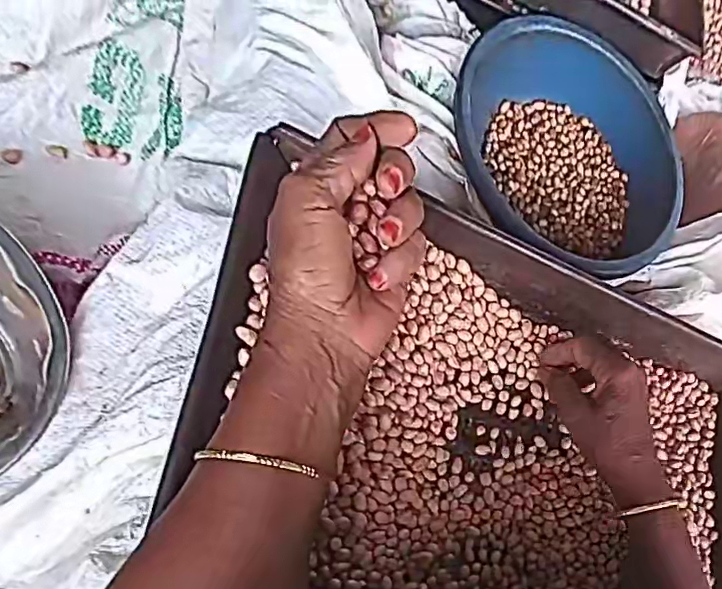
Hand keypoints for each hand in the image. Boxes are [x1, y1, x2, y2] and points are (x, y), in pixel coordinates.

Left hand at [262, 112, 428, 363]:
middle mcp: (352, 208)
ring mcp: (377, 238)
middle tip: (385, 189)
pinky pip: (418, 247)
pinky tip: (377, 275)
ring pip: (410, 208)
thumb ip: (338, 161)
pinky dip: (399, 262)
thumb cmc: (304, 274)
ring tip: (377, 242)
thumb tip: (367, 140)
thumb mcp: (306, 198)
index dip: (379, 129)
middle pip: (391, 169)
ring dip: (397, 224)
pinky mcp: (398, 266)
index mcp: (321, 185)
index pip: (354, 142)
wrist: (325, 329)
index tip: (404, 126)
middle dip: (395, 175)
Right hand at [538, 337, 672, 506]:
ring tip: (558, 381)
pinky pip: (608, 375)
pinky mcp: (632, 393)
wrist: (633, 471)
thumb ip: (559, 386)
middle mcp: (630, 370)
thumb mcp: (576, 415)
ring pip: (600, 361)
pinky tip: (575, 392)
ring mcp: (634, 381)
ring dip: (578, 367)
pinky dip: (590, 378)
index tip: (541, 360)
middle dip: (568, 356)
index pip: (584, 346)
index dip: (558, 351)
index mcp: (618, 371)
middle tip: (546, 367)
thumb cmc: (607, 446)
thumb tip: (547, 370)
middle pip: (594, 349)